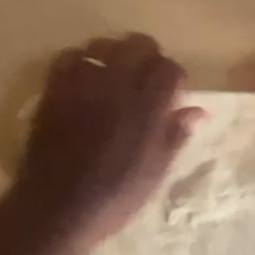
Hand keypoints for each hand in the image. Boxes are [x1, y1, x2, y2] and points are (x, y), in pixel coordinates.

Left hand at [12, 33, 201, 250]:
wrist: (57, 209)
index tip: (171, 89)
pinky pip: (70, 56)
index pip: (169, 68)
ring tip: (112, 71)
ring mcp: (85, 84)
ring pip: (104, 44)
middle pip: (139, 44)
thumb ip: (175, 135)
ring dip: (112, 53)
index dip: (173, 75)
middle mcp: (118, 87)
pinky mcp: (56, 89)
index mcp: (148, 108)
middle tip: (143, 74)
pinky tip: (82, 77)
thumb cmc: (113, 198)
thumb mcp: (155, 173)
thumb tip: (198, 110)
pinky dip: (79, 61)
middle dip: (146, 54)